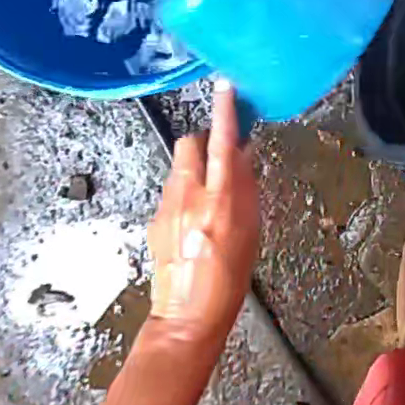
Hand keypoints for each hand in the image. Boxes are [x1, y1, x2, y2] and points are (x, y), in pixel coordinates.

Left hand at [147, 80, 258, 346]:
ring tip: (209, 192)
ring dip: (195, 166)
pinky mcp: (154, 218)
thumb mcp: (251, 231)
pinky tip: (194, 214)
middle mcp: (188, 199)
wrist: (187, 317)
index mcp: (220, 202)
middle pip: (189, 143)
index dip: (225, 112)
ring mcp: (166, 208)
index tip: (225, 87)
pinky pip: (172, 188)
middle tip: (220, 154)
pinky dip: (185, 189)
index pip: (222, 144)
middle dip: (204, 140)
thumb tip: (243, 154)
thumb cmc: (229, 278)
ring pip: (179, 165)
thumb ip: (246, 187)